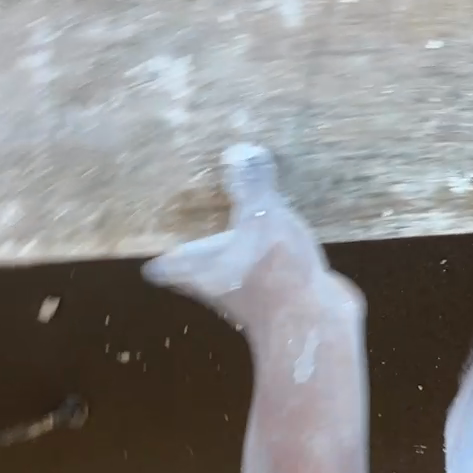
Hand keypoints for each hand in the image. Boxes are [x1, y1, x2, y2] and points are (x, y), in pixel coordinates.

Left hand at [144, 143, 344, 333]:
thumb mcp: (263, 218)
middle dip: (205, 231)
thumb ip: (251, 185)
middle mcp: (213, 281)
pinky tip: (292, 225)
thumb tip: (238, 150)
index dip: (158, 240)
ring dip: (244, 237)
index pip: (161, 260)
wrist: (315, 323)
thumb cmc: (275, 274)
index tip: (160, 217)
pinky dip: (276, 246)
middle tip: (212, 197)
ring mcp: (247, 288)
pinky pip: (269, 259)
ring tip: (254, 202)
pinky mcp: (279, 289)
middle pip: (199, 255)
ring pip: (236, 256)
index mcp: (194, 268)